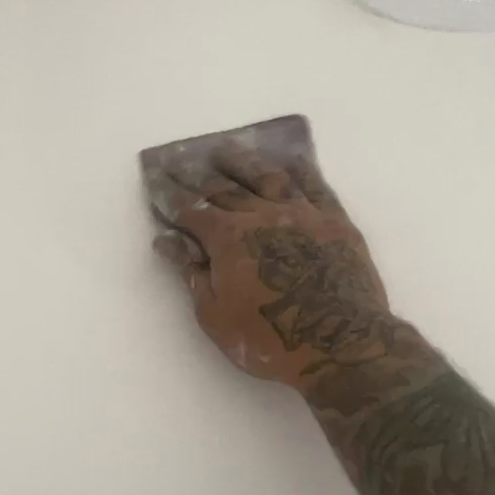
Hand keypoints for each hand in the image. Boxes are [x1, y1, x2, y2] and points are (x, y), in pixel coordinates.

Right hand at [145, 124, 399, 391]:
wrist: (338, 342)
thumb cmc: (265, 338)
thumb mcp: (214, 314)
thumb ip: (193, 273)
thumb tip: (169, 241)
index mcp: (228, 238)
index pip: (192, 210)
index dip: (171, 196)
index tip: (156, 181)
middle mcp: (263, 215)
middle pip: (225, 188)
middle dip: (197, 176)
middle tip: (180, 161)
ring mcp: (302, 213)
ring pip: (267, 178)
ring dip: (242, 163)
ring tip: (225, 152)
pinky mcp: (334, 221)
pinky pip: (314, 186)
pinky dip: (298, 170)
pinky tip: (289, 162)